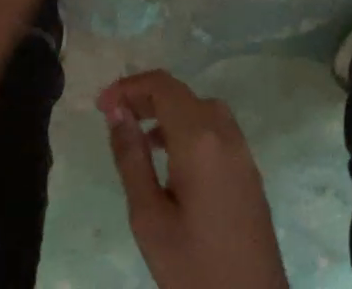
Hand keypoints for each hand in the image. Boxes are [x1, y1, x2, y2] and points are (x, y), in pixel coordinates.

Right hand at [99, 71, 287, 288]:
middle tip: (115, 119)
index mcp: (200, 141)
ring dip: (169, 112)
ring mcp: (244, 155)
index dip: (128, 87)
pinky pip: (218, 131)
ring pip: (203, 109)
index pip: (162, 86)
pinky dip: (190, 128)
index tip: (101, 107)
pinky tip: (172, 161)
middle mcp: (226, 137)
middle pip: (183, 94)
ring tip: (141, 139)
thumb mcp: (148, 215)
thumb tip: (118, 113)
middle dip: (146, 97)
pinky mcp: (250, 175)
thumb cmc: (193, 266)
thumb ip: (131, 158)